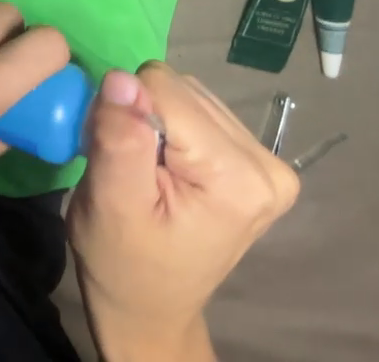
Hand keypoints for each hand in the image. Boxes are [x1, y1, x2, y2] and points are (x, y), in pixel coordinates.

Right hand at [67, 63, 300, 361]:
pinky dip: (165, 127)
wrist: (148, 301)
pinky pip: (194, 108)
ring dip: (151, 120)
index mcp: (237, 176)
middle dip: (139, 115)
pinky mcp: (256, 161)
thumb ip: (120, 138)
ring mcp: (268, 162)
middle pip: (177, 88)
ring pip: (184, 92)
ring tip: (142, 168)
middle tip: (127, 166)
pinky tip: (159, 164)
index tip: (116, 156)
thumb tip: (121, 77)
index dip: (124, 113)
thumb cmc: (122, 258)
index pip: (162, 87)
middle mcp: (267, 163)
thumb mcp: (110, 201)